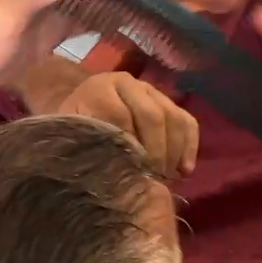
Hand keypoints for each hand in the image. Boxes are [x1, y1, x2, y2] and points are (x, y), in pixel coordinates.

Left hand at [55, 72, 199, 177]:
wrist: (83, 113)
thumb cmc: (76, 133)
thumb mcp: (71, 137)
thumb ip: (86, 146)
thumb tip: (109, 172)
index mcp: (99, 89)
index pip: (120, 115)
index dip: (128, 146)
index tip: (130, 173)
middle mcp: (128, 83)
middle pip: (152, 115)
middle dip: (156, 151)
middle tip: (153, 178)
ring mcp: (151, 91)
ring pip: (174, 117)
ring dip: (174, 151)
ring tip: (166, 178)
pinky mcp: (169, 101)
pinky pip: (188, 121)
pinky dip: (190, 146)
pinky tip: (184, 170)